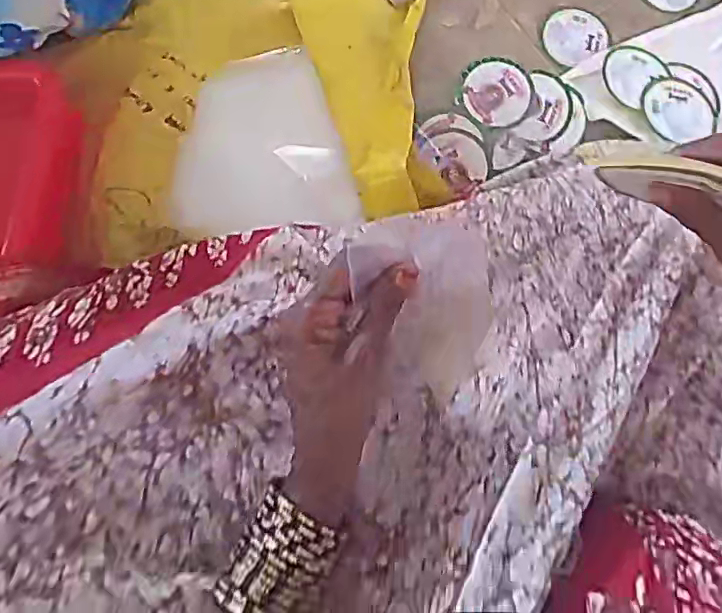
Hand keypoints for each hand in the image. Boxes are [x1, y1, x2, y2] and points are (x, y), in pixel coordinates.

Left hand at [282, 263, 414, 524]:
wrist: (326, 462)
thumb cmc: (344, 410)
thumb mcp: (368, 355)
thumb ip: (385, 307)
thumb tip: (407, 267)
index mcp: (308, 316)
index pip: (344, 268)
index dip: (378, 260)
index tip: (412, 259)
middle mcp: (303, 315)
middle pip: (345, 278)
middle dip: (381, 272)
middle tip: (417, 272)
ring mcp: (311, 329)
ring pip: (349, 294)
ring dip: (378, 288)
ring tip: (411, 284)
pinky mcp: (322, 342)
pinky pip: (348, 311)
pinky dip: (371, 306)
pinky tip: (395, 307)